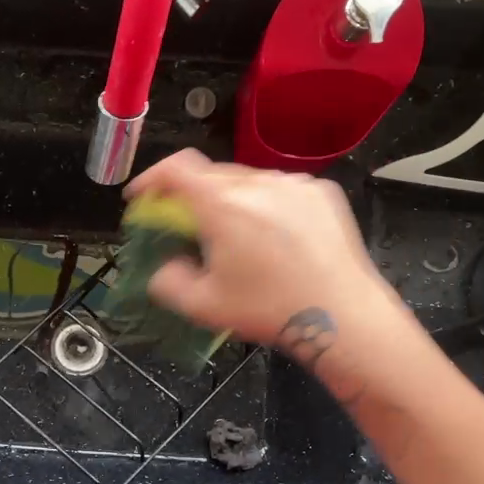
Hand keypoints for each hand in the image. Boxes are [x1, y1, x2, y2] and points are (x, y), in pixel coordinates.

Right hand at [126, 150, 410, 365]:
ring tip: (234, 239)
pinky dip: (264, 206)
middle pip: (210, 175)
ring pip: (247, 182)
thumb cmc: (269, 310)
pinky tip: (271, 239)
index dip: (151, 178)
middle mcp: (258, 184)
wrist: (340, 315)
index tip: (142, 196)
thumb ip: (168, 282)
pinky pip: (280, 190)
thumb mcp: (203, 306)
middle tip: (186, 227)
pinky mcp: (321, 193)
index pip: (176, 168)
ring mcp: (294, 184)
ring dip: (229, 201)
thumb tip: (165, 268)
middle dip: (190, 197)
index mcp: (223, 205)